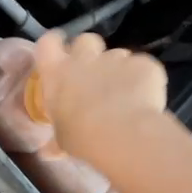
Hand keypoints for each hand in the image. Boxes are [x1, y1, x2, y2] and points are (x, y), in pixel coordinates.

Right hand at [29, 30, 175, 167]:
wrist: (123, 133)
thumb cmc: (82, 137)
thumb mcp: (63, 140)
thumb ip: (57, 140)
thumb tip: (48, 152)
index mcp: (57, 74)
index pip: (48, 43)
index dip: (53, 43)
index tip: (58, 49)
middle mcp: (85, 59)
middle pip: (85, 40)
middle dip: (89, 51)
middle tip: (91, 73)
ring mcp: (116, 58)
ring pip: (116, 54)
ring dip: (116, 69)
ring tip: (122, 94)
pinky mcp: (143, 63)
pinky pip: (141, 66)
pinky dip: (142, 79)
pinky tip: (143, 99)